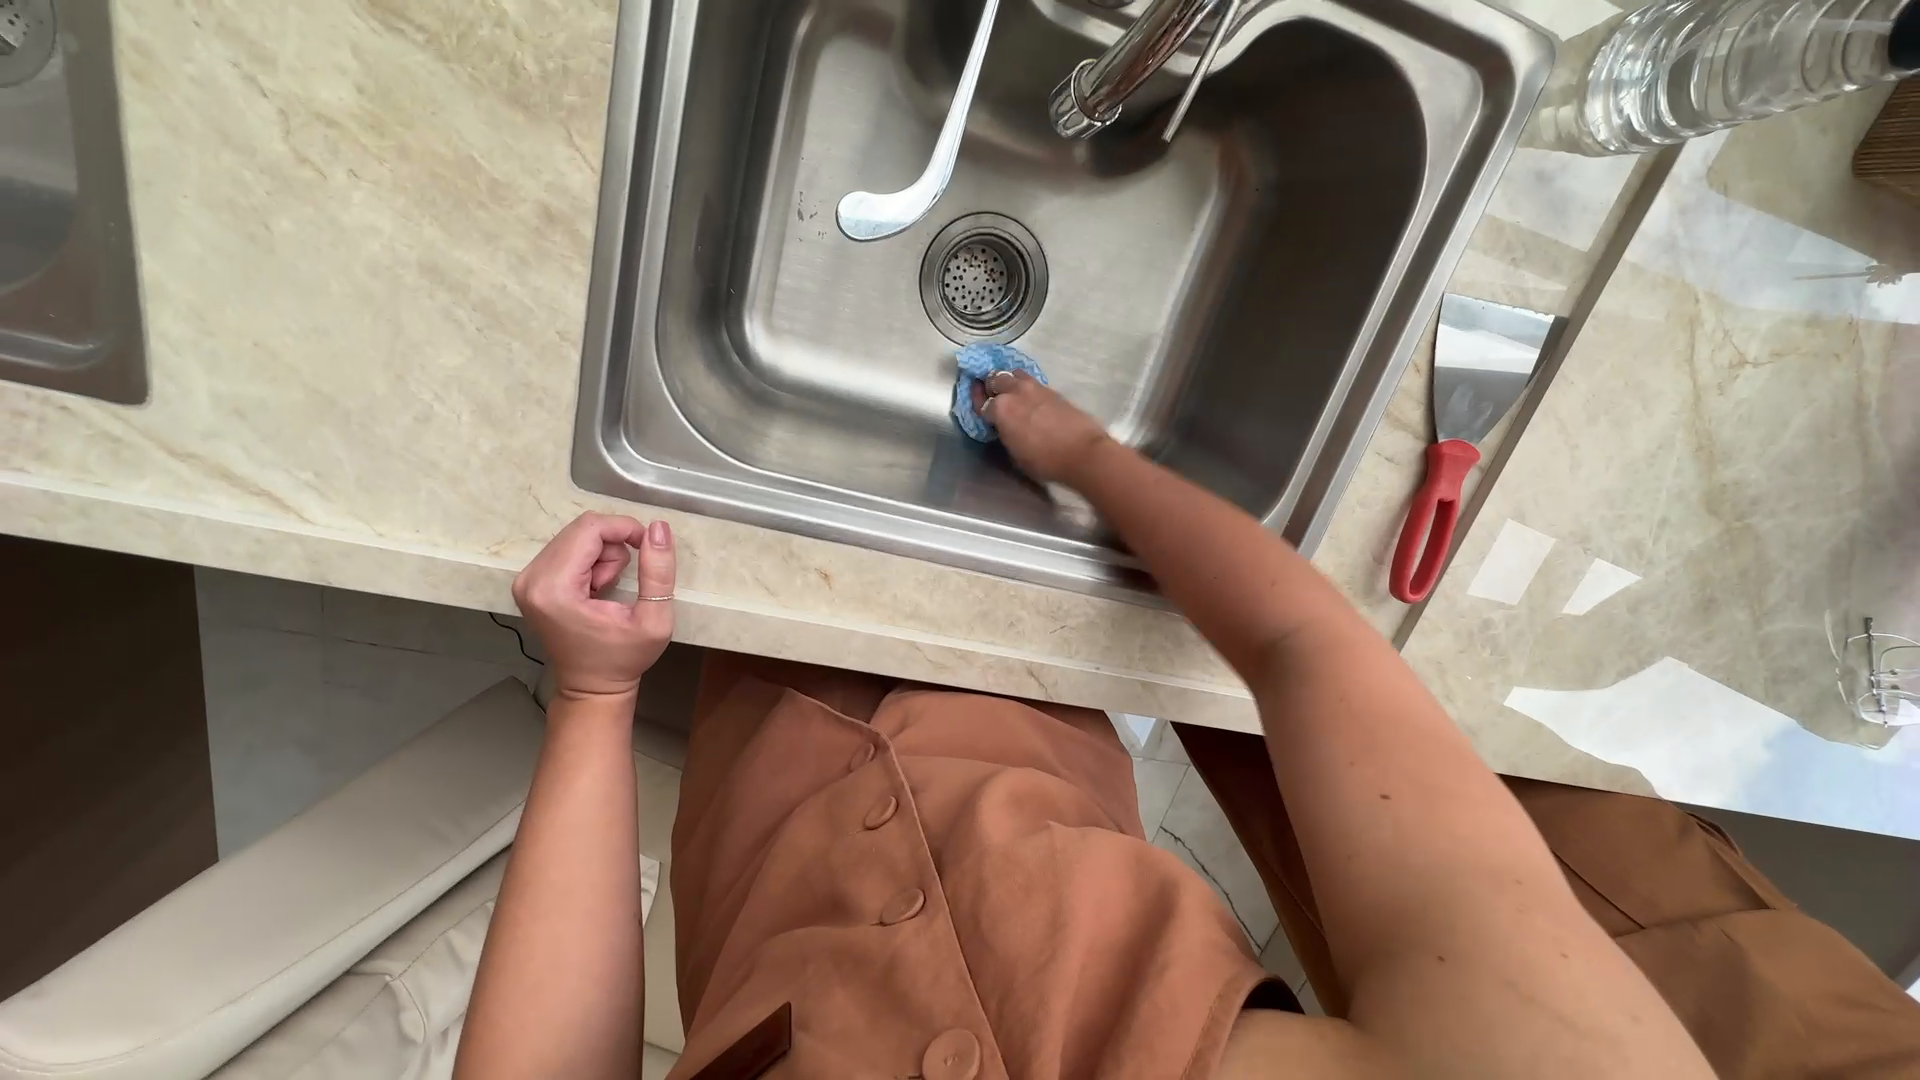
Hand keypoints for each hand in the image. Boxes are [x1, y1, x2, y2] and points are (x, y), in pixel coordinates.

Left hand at [512, 512, 676, 701]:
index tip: (648, 548)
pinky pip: (567, 548)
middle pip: (581, 529)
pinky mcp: (531, 582)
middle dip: (614, 544)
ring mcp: (527, 580)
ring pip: (575, 536)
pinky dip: (590, 560)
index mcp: (555, 588)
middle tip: (626, 577)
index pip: (590, 529)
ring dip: (602, 554)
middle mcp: (532, 579)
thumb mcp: (654, 620)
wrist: (591, 687)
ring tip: (609, 588)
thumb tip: (658, 528)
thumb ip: (658, 572)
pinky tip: (595, 588)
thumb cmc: (623, 659)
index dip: (625, 529)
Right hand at [973, 370, 1111, 484]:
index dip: (976, 401)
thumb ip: (1005, 433)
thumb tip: (1003, 426)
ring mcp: (1036, 388)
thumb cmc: (1045, 461)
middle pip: (996, 379)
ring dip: (1009, 380)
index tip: (974, 399)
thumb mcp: (1015, 453)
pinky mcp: (1053, 391)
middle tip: (990, 392)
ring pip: (1015, 374)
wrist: (1083, 452)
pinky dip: (1026, 385)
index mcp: (1001, 409)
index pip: (981, 401)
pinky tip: (1028, 395)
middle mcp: (1016, 392)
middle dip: (991, 385)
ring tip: (1009, 389)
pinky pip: (1032, 381)